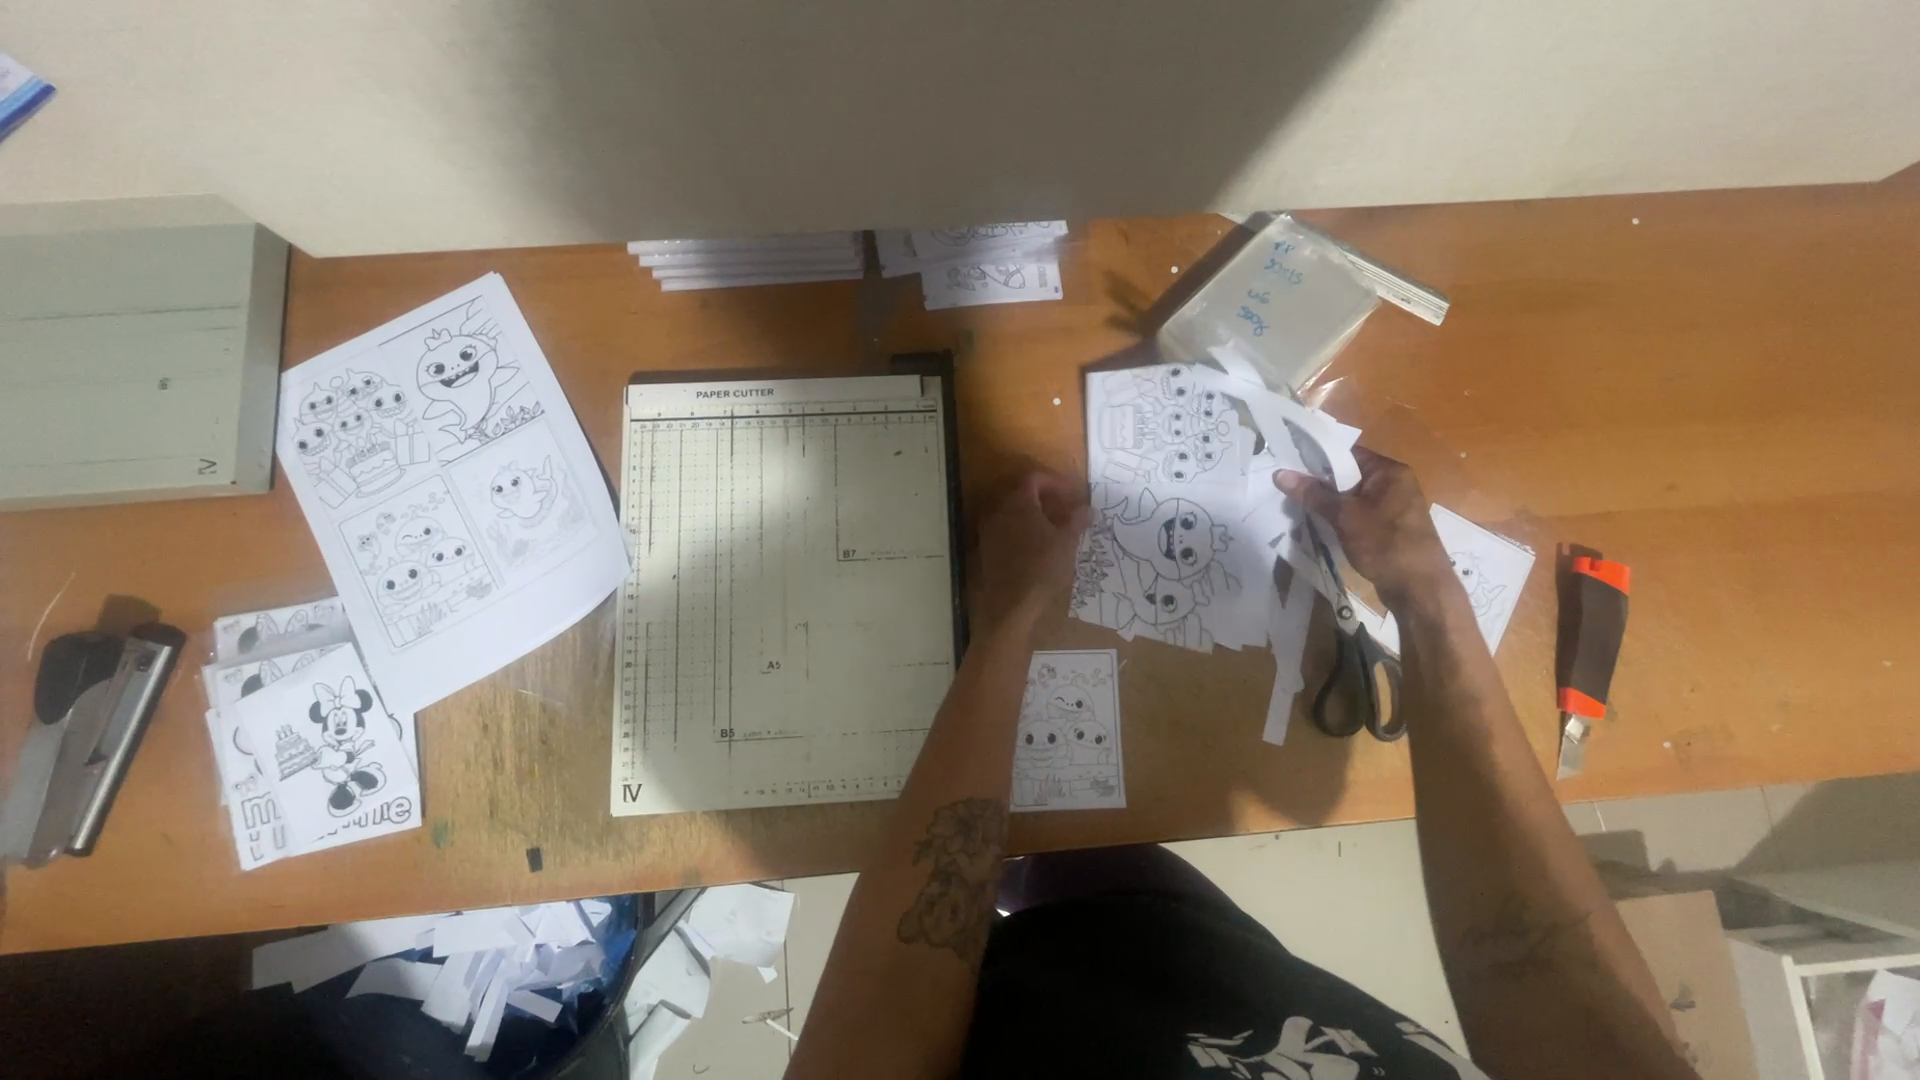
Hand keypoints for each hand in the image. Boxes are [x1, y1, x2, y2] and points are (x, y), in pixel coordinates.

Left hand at [973, 468, 1090, 632]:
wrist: (1011, 603)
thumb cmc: (1042, 567)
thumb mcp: (1067, 542)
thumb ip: (1076, 520)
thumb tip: (1087, 509)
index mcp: (1018, 502)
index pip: (1035, 479)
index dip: (1056, 483)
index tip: (1073, 495)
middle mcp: (998, 511)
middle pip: (1023, 495)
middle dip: (1046, 499)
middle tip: (1066, 511)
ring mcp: (989, 530)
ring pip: (1013, 514)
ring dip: (1034, 516)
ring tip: (1055, 530)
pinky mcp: (986, 549)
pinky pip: (1006, 531)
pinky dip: (1023, 531)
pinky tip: (1038, 546)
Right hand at [1274, 447, 1452, 609]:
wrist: (1418, 587)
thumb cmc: (1384, 543)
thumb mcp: (1344, 516)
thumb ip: (1313, 494)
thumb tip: (1280, 473)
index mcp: (1390, 472)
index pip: (1348, 454)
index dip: (1318, 458)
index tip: (1289, 465)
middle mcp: (1395, 484)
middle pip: (1349, 475)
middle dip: (1320, 484)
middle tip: (1288, 488)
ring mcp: (1394, 507)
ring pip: (1352, 497)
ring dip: (1328, 503)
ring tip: (1297, 506)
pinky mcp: (1389, 528)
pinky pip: (1359, 515)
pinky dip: (1340, 518)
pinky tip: (1320, 525)